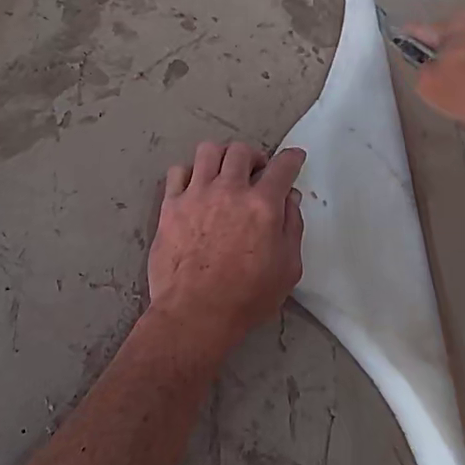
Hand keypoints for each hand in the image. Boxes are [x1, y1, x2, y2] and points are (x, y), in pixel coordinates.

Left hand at [146, 142, 306, 354]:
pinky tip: (195, 187)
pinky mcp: (170, 206)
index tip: (294, 157)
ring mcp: (197, 195)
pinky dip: (190, 173)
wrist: (195, 313)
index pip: (282, 167)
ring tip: (224, 173)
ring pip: (208, 151)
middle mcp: (230, 191)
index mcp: (263, 205)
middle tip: (256, 172)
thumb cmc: (247, 296)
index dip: (292, 158)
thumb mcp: (288, 267)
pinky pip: (177, 172)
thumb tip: (290, 199)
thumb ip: (293, 227)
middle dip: (254, 156)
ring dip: (221, 157)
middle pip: (241, 151)